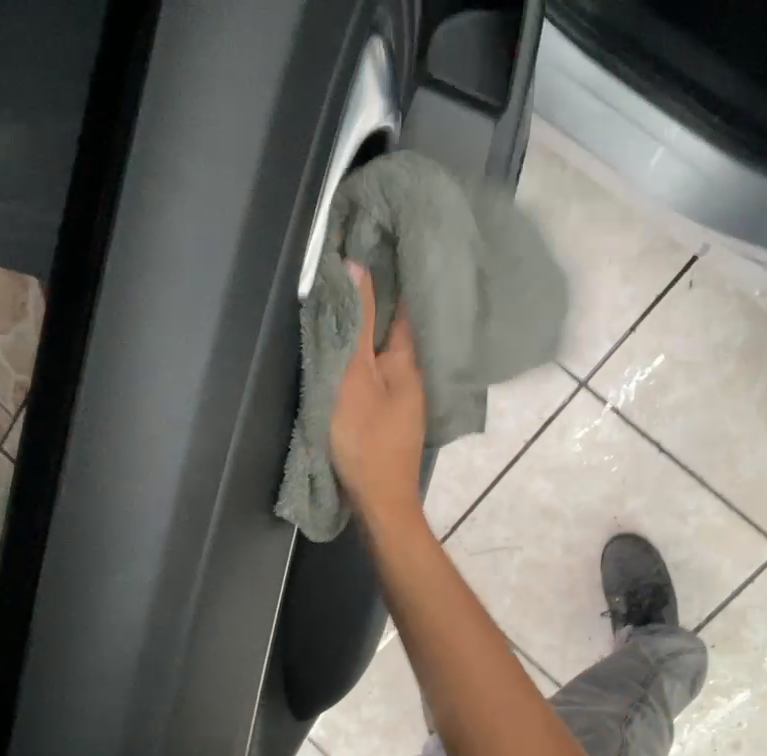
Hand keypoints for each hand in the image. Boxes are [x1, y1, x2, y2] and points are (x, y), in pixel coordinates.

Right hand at [329, 260, 425, 527]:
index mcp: (409, 360)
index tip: (378, 243)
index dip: (393, 274)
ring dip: (374, 328)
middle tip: (359, 264)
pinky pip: (381, 375)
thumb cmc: (365, 438)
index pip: (406, 304)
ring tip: (352, 299)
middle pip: (398, 328)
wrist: (379, 501)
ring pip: (388, 353)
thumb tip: (359, 267)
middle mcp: (414, 375)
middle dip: (382, 299)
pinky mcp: (392, 419)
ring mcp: (405, 400)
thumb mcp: (355, 376)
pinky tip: (355, 352)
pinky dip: (369, 356)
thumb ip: (357, 325)